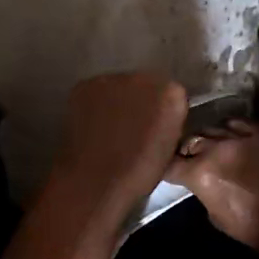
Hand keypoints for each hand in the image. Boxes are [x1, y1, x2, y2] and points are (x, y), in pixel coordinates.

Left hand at [50, 72, 188, 215]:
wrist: (95, 180)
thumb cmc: (139, 173)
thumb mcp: (170, 146)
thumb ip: (169, 122)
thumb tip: (159, 117)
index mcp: (172, 94)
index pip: (172, 94)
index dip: (164, 111)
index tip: (158, 127)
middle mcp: (143, 78)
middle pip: (145, 84)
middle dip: (141, 100)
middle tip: (134, 125)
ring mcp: (111, 79)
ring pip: (119, 86)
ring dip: (118, 101)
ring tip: (111, 127)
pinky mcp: (85, 85)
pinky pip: (96, 91)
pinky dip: (96, 104)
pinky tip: (93, 124)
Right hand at [167, 121, 258, 249]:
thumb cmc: (254, 227)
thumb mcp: (217, 218)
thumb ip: (204, 195)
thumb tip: (203, 185)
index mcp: (200, 173)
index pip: (171, 165)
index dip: (165, 169)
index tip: (166, 172)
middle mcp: (215, 149)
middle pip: (189, 141)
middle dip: (185, 151)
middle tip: (186, 160)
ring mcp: (239, 138)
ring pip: (212, 129)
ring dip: (206, 139)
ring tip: (206, 147)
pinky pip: (237, 124)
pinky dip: (229, 130)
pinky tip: (230, 137)